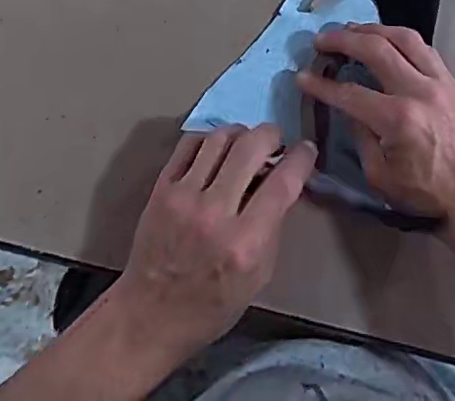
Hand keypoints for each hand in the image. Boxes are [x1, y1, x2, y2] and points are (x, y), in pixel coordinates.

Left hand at [101, 125, 315, 364]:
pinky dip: (211, 140)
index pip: (284, 181)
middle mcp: (214, 214)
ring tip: (246, 147)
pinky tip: (217, 153)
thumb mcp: (261, 274)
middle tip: (276, 143)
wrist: (148, 319)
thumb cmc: (213, 304)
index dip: (302, 157)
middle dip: (273, 135)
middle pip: (252, 145)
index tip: (307, 150)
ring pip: (221, 137)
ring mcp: (183, 199)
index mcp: (245, 242)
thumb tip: (285, 176)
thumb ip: (275, 222)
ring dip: (242, 134)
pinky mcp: (160, 190)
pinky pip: (190, 143)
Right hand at [295, 25, 454, 238]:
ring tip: (353, 30)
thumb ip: (361, 137)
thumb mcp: (380, 177)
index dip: (322, 85)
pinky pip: (425, 49)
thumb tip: (351, 108)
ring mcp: (441, 81)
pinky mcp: (454, 82)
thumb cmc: (426, 194)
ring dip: (376, 29)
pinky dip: (402, 40)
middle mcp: (420, 90)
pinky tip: (388, 42)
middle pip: (378, 49)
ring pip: (406, 38)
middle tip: (323, 39)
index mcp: (399, 119)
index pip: (351, 92)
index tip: (302, 76)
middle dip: (345, 40)